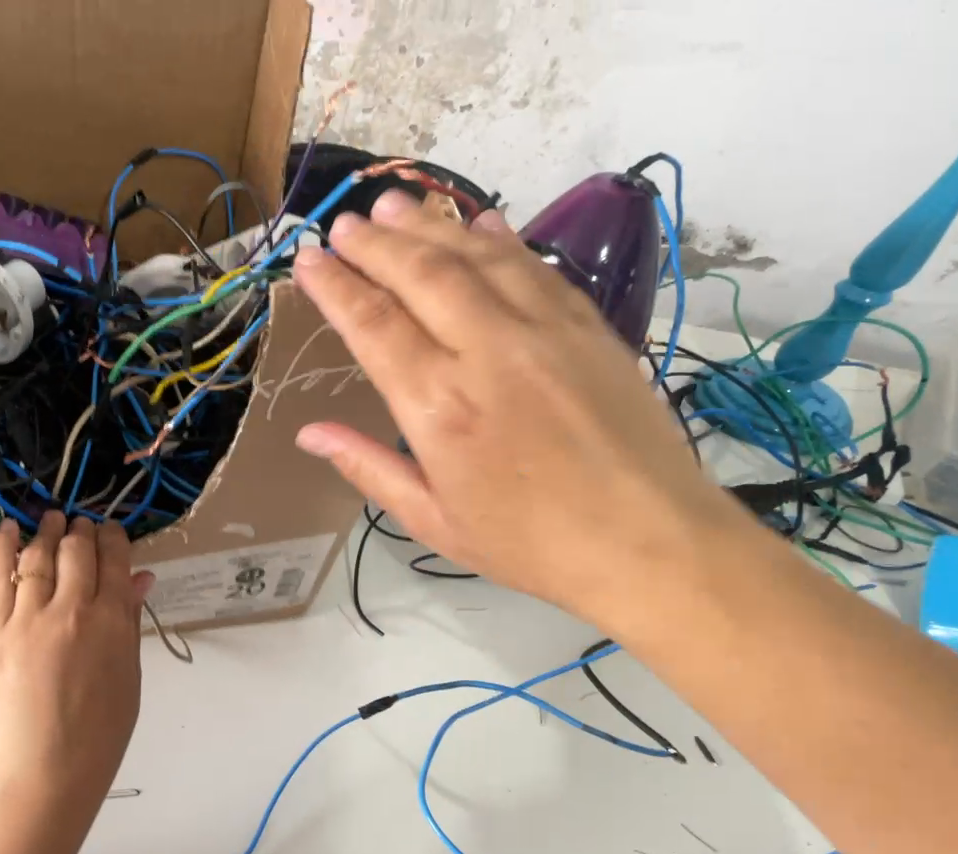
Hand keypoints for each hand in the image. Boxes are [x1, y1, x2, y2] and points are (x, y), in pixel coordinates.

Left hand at [0, 512, 153, 795]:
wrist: (50, 763)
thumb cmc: (102, 727)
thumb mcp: (130, 672)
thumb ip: (130, 620)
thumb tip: (140, 576)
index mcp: (112, 621)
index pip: (114, 559)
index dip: (113, 538)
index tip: (111, 534)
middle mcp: (72, 609)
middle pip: (76, 549)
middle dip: (82, 531)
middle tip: (81, 528)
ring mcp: (30, 616)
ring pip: (38, 555)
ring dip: (47, 531)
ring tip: (52, 520)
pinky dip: (3, 546)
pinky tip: (9, 529)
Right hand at [290, 191, 756, 628]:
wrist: (649, 543)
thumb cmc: (528, 543)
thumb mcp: (431, 519)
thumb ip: (367, 466)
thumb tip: (309, 433)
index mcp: (438, 407)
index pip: (373, 324)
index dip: (336, 286)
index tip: (308, 260)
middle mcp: (487, 353)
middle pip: (421, 275)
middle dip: (376, 243)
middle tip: (344, 223)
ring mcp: (545, 331)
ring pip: (477, 257)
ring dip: (431, 226)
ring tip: (394, 206)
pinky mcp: (589, 327)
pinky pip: (535, 267)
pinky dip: (501, 240)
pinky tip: (478, 223)